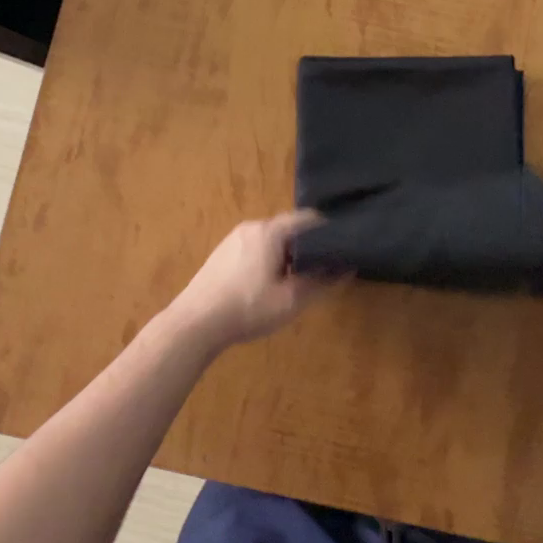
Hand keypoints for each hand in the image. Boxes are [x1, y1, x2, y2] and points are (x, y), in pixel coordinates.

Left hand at [163, 211, 339, 353]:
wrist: (195, 323)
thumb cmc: (248, 308)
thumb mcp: (291, 300)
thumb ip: (322, 282)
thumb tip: (347, 268)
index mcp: (270, 231)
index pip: (307, 219)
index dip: (328, 230)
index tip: (343, 245)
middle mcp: (251, 227)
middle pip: (288, 228)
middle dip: (307, 245)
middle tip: (323, 267)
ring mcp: (233, 239)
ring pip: (270, 239)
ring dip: (286, 254)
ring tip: (298, 278)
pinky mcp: (221, 254)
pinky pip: (253, 248)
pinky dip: (268, 258)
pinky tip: (268, 284)